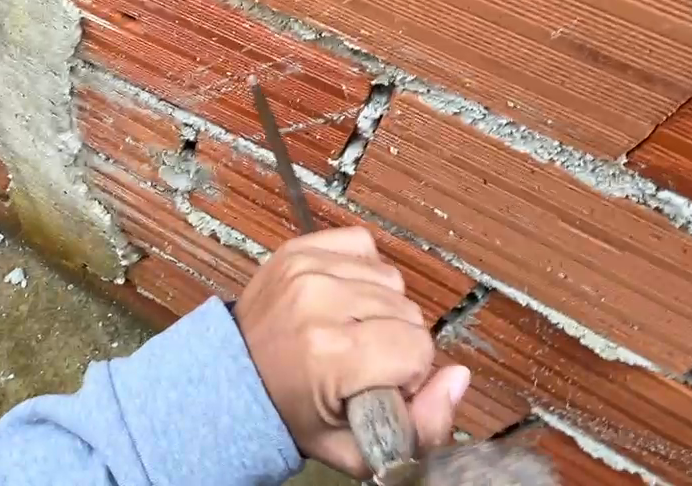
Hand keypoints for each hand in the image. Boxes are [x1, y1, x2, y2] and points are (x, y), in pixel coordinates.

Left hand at [234, 226, 471, 476]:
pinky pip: (363, 244)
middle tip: (364, 360)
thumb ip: (420, 428)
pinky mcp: (299, 246)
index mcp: (331, 354)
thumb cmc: (293, 411)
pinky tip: (346, 296)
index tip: (382, 383)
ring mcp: (307, 267)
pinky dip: (364, 270)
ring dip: (382, 305)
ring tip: (353, 328)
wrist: (232, 372)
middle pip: (407, 311)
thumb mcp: (355, 447)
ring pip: (390, 279)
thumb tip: (459, 377)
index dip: (410, 372)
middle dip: (398, 340)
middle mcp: (319, 301)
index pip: (417, 348)